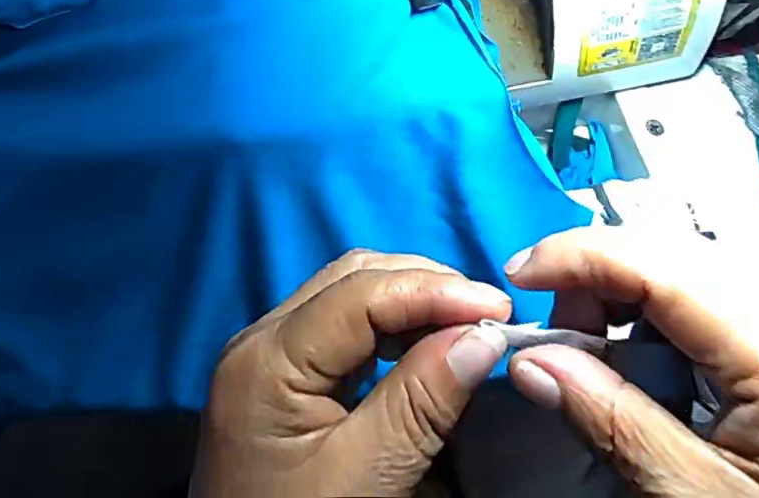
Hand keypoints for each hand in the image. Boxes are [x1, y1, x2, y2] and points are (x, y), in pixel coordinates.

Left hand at [191, 249, 514, 496]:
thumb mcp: (363, 480)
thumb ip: (419, 404)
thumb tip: (479, 337)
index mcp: (267, 356)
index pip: (357, 294)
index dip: (431, 290)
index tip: (497, 306)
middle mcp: (261, 336)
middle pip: (349, 280)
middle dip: (421, 285)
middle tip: (488, 312)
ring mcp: (268, 352)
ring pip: (346, 294)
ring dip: (408, 299)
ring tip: (466, 322)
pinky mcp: (281, 373)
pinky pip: (340, 326)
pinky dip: (388, 325)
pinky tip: (424, 342)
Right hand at [502, 227, 758, 497]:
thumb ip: (614, 423)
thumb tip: (526, 360)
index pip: (659, 265)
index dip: (575, 256)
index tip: (515, 277)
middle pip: (671, 252)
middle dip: (598, 277)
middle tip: (560, 333)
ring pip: (690, 263)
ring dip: (627, 289)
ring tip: (600, 346)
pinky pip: (719, 292)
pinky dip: (664, 308)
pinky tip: (652, 356)